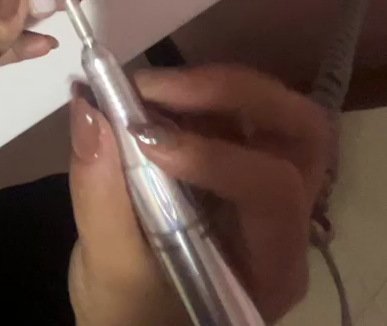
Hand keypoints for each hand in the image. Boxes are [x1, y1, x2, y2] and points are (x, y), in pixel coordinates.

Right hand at [66, 66, 333, 325]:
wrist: (134, 323)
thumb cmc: (131, 314)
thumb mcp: (108, 268)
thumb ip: (99, 192)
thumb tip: (88, 108)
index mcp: (272, 261)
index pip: (272, 189)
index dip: (212, 154)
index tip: (140, 138)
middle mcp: (286, 219)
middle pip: (298, 130)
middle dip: (229, 91)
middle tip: (155, 87)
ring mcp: (264, 185)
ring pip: (273, 109)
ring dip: (209, 85)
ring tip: (145, 90)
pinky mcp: (235, 162)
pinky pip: (233, 109)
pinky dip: (191, 91)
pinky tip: (145, 101)